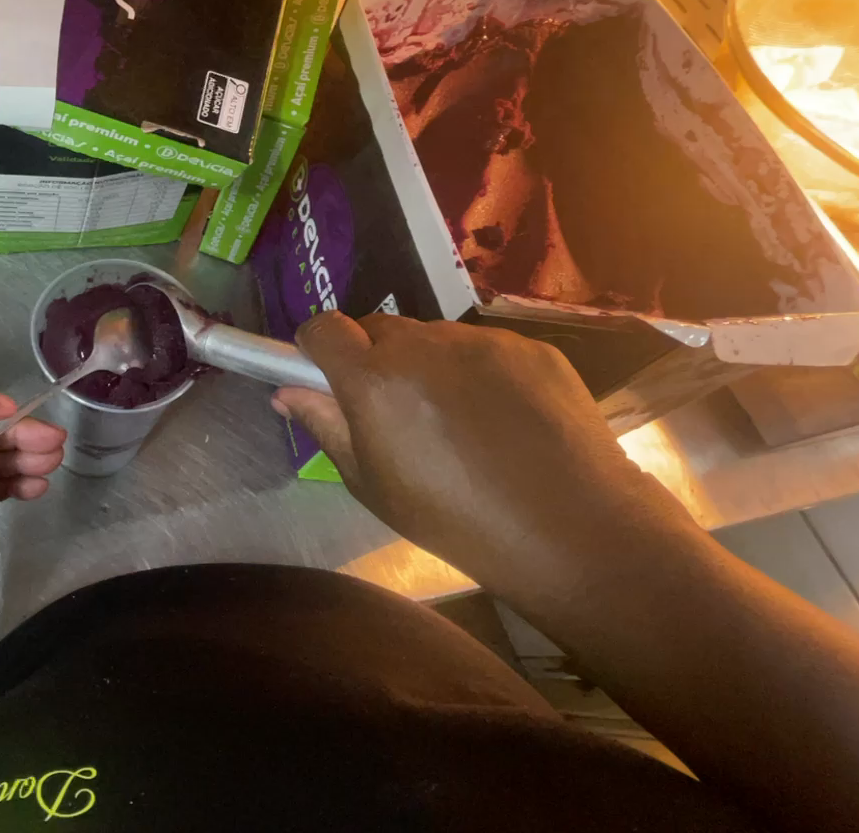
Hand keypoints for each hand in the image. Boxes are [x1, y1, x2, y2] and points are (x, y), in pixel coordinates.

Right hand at [271, 312, 698, 592]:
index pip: (322, 327)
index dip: (315, 346)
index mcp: (372, 379)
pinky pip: (479, 346)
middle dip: (370, 356)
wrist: (572, 531)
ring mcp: (478, 342)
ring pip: (429, 336)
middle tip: (391, 407)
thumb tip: (286, 393)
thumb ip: (324, 426)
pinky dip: (473, 370)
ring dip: (423, 362)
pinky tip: (498, 416)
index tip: (323, 374)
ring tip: (453, 417)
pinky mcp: (528, 348)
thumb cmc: (452, 518)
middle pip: (375, 327)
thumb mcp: (370, 483)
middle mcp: (420, 345)